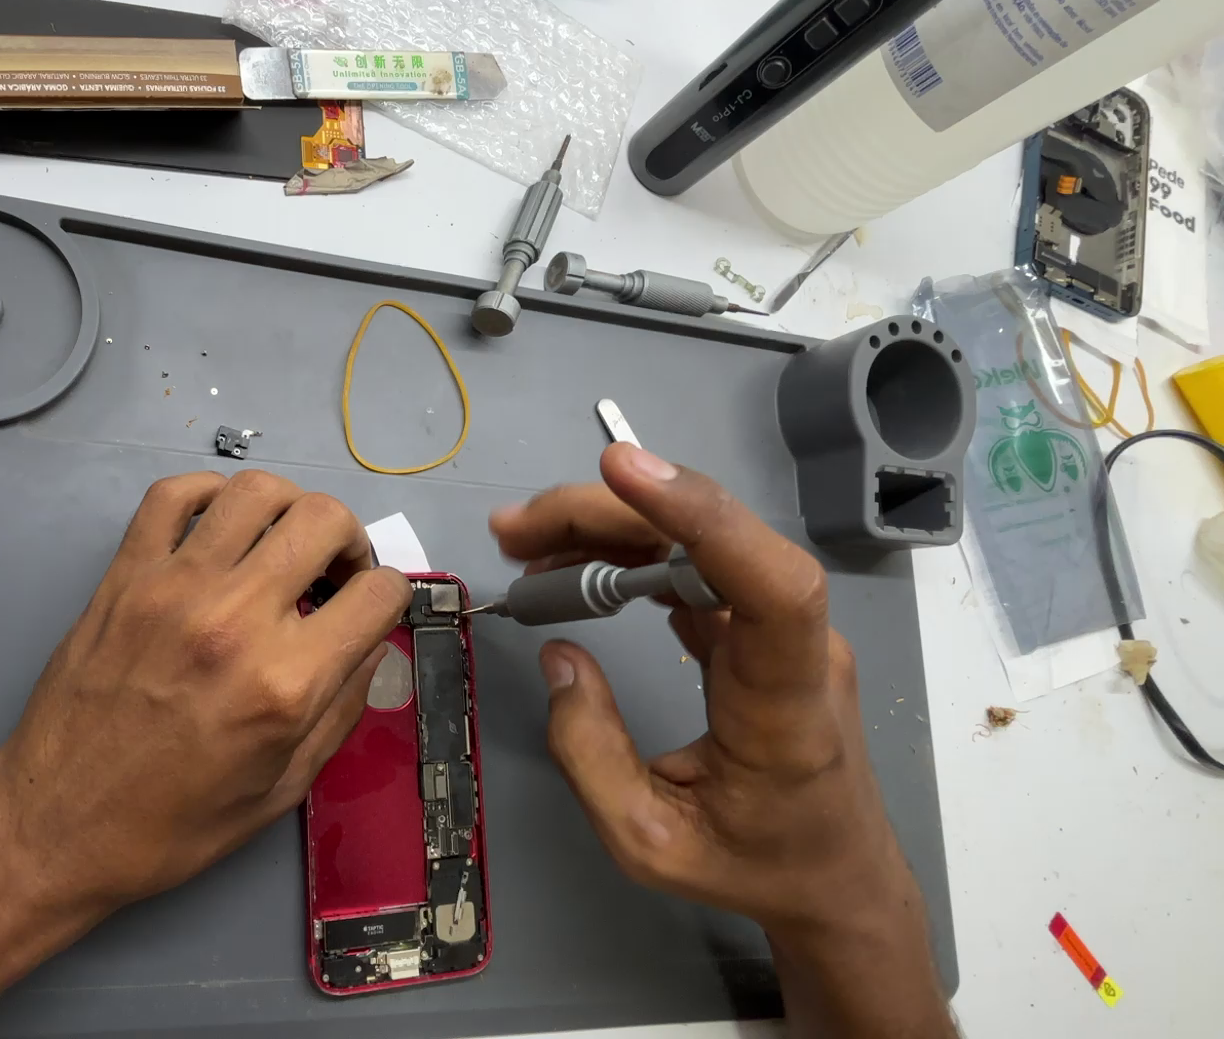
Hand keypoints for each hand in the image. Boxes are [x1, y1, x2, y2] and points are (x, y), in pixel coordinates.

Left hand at [0, 469, 410, 908]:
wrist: (58, 824)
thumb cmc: (176, 823)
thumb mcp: (285, 788)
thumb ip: (344, 705)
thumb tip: (370, 637)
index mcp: (287, 682)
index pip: (378, 594)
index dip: (390, 596)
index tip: (369, 608)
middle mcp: (236, 618)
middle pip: (324, 519)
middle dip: (349, 539)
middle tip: (332, 573)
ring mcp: (173, 586)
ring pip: (255, 491)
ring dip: (288, 508)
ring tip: (280, 544)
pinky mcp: (124, 574)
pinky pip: (172, 493)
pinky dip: (209, 493)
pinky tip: (219, 528)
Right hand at [492, 445, 948, 1036]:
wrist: (837, 880)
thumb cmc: (752, 866)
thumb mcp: (647, 841)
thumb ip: (589, 753)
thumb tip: (560, 653)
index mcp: (785, 706)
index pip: (771, 585)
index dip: (700, 514)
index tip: (619, 467)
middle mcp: (793, 647)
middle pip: (707, 541)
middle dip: (603, 515)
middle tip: (511, 529)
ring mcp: (773, 629)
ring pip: (690, 541)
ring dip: (602, 527)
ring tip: (522, 543)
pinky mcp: (748, 625)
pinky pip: (684, 565)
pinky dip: (619, 551)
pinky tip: (566, 562)